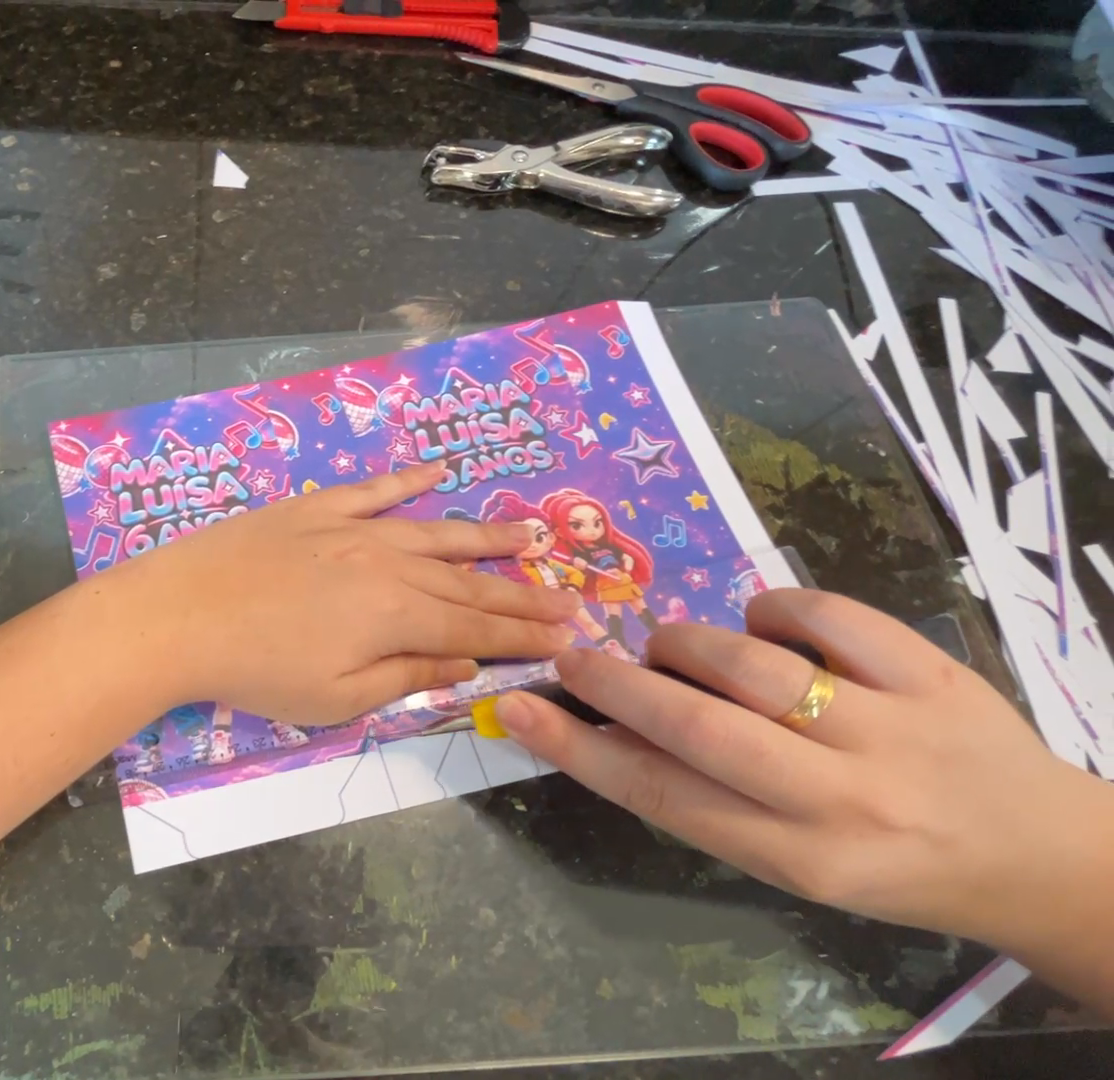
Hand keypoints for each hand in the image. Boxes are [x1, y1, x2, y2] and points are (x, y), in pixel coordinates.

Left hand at [104, 464, 579, 726]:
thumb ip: (404, 679)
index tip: (566, 639)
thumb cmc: (255, 670)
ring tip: (529, 536)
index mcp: (396, 617)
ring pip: (434, 532)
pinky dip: (408, 480)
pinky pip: (373, 489)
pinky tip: (438, 471)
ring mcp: (350, 528)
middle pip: (466, 584)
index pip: (474, 631)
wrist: (178, 615)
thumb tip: (464, 666)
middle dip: (520, 596)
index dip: (522, 637)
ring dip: (484, 537)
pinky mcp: (313, 508)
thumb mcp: (335, 699)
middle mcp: (387, 564)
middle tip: (568, 600)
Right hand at [494, 588, 1111, 949]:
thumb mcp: (784, 856)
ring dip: (686, 646)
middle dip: (615, 684)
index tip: (517, 708)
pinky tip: (762, 624)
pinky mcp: (936, 676)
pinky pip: (828, 618)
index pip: (660, 795)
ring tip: (673, 651)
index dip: (576, 748)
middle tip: (572, 659)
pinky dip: (772, 608)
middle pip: (700, 727)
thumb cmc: (886, 863)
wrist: (1046, 860)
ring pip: (755, 665)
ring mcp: (899, 733)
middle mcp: (848, 802)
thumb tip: (605, 728)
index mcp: (801, 858)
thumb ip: (695, 793)